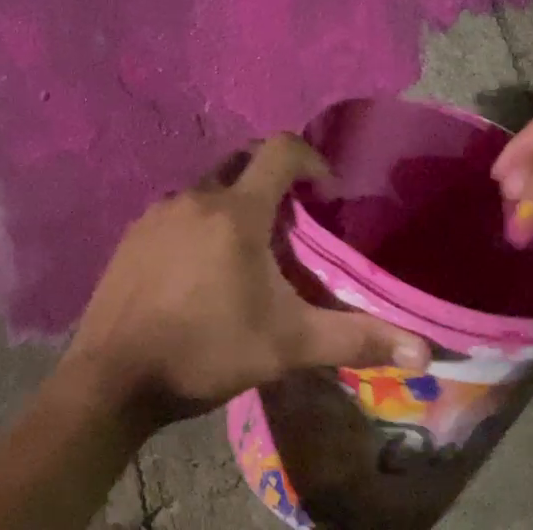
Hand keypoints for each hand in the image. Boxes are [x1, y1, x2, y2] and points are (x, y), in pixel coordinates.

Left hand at [61, 135, 429, 424]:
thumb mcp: (288, 346)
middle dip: (273, 179)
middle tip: (292, 221)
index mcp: (238, 211)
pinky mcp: (131, 237)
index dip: (311, 159)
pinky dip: (200, 224)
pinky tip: (200, 270)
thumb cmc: (207, 351)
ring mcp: (157, 214)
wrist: (109, 383)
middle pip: (244, 162)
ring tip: (248, 251)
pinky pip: (178, 212)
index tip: (326, 191)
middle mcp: (196, 198)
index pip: (281, 149)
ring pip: (209, 189)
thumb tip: (423, 349)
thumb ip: (356, 339)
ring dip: (236, 205)